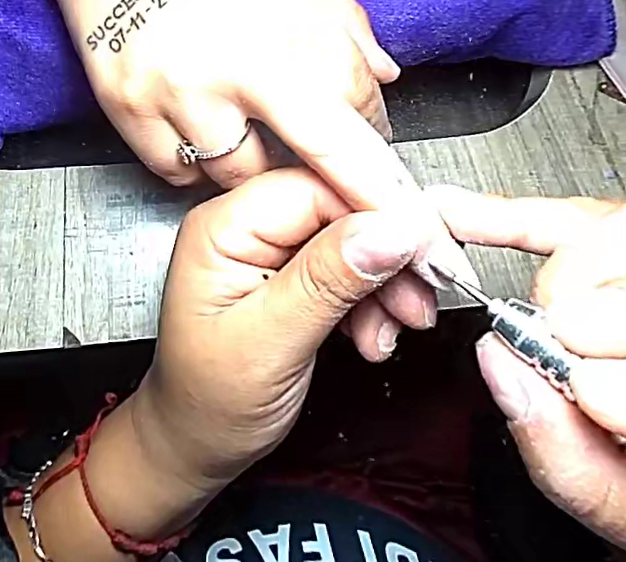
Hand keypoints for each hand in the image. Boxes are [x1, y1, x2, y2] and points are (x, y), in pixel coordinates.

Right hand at [38, 0, 478, 353]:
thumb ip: (344, 24)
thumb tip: (385, 80)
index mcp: (288, 23)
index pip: (360, 115)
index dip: (380, 160)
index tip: (394, 192)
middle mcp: (235, 65)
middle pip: (317, 161)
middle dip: (351, 198)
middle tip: (354, 212)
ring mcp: (176, 92)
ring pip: (237, 174)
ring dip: (251, 163)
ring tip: (242, 129)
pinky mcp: (127, 108)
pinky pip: (175, 169)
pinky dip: (192, 158)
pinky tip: (192, 123)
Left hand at [127, 168, 436, 491]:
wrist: (197, 439)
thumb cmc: (208, 399)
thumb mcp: (269, 344)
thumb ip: (326, 282)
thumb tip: (389, 229)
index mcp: (221, 226)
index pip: (311, 187)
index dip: (377, 211)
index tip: (428, 249)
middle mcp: (242, 225)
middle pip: (335, 206)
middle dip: (388, 250)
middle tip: (423, 294)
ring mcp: (266, 246)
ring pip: (348, 235)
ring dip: (386, 280)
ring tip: (397, 326)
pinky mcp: (288, 270)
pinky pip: (346, 263)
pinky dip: (374, 297)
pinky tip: (375, 333)